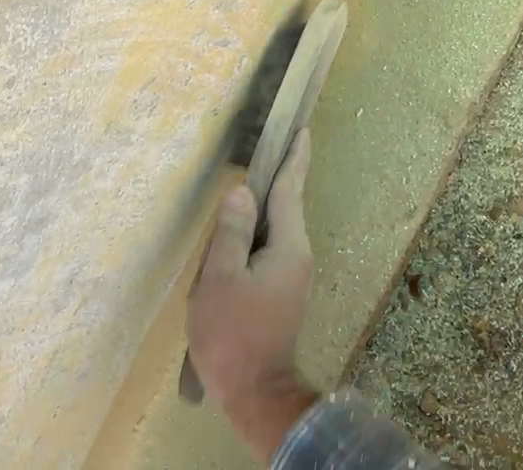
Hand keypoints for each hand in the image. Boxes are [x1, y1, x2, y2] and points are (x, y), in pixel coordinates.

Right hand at [187, 129, 318, 459]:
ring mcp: (292, 277)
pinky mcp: (282, 293)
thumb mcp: (221, 276)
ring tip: (234, 199)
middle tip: (262, 151)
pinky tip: (231, 244)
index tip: (302, 129)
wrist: (255, 393)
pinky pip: (267, 251)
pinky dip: (251, 238)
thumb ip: (231, 229)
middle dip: (271, 182)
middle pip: (282, 208)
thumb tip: (242, 190)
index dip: (294, 157)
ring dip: (255, 216)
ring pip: (272, 232)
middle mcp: (298, 256)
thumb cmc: (233, 333)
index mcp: (288, 246)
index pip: (290, 189)